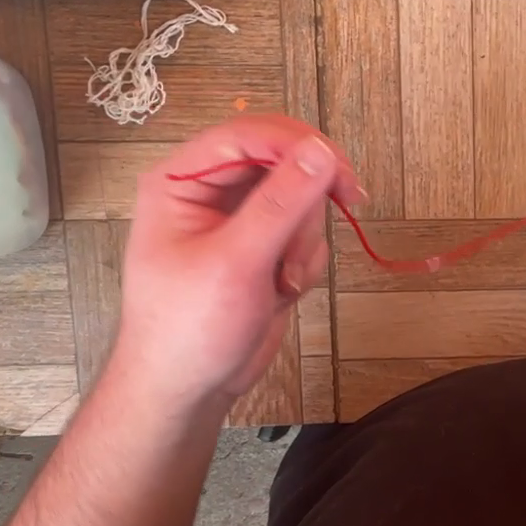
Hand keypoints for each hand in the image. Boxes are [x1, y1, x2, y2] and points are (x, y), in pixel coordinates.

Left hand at [108, 115, 357, 415]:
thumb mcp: (235, 262)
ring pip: (301, 202)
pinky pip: (305, 235)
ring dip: (304, 243)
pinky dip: (305, 262)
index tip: (342, 174)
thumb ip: (281, 204)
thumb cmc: (191, 328)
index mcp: (183, 181)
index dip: (299, 147)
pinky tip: (282, 291)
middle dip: (305, 206)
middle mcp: (212, 193)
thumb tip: (322, 152)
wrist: (190, 389)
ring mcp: (241, 223)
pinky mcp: (264, 250)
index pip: (249, 136)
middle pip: (283, 164)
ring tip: (281, 283)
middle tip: (325, 228)